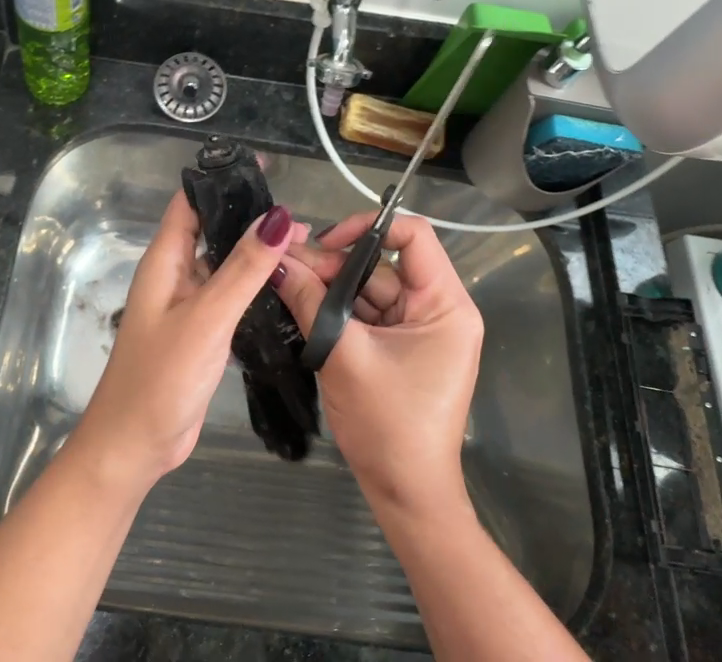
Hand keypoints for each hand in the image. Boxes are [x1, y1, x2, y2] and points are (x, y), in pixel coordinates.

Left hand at [71, 192, 308, 490]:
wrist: (135, 445)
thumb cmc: (161, 377)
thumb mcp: (207, 318)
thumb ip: (243, 269)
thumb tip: (279, 218)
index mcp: (163, 262)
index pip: (189, 203)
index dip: (221, 181)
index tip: (267, 171)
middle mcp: (174, 276)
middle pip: (213, 233)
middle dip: (252, 222)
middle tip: (306, 223)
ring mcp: (188, 306)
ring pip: (225, 267)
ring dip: (257, 256)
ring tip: (307, 250)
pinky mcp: (201, 333)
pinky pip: (230, 298)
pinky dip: (255, 288)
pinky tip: (286, 289)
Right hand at [270, 212, 482, 509]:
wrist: (404, 494)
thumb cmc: (388, 424)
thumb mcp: (343, 356)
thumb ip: (309, 301)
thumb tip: (275, 260)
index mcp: (445, 305)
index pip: (413, 236)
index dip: (367, 228)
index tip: (324, 243)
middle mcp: (438, 310)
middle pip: (382, 266)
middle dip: (334, 265)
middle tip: (286, 268)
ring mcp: (418, 331)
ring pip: (369, 291)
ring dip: (329, 289)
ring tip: (286, 285)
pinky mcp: (399, 350)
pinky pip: (366, 316)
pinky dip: (336, 312)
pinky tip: (301, 306)